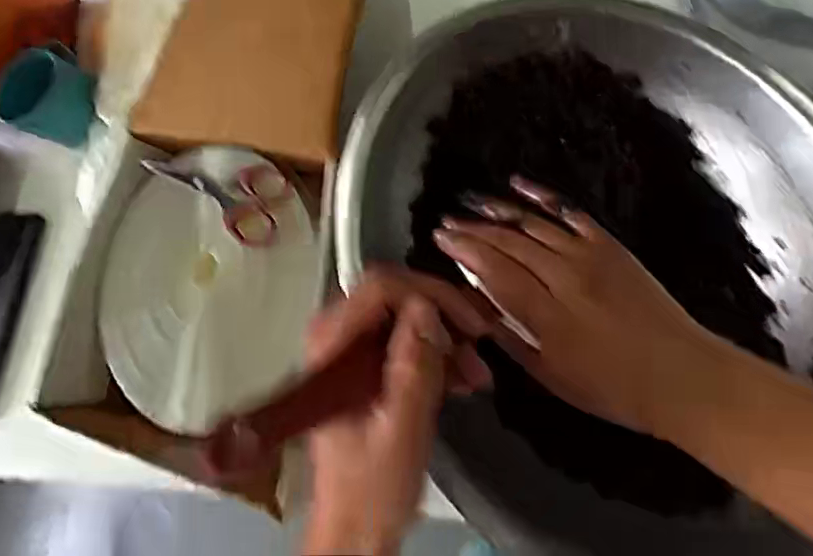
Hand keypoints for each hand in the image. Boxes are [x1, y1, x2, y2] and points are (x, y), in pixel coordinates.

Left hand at [300, 267, 495, 555]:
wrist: (353, 526)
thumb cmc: (371, 486)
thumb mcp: (402, 427)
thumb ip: (413, 365)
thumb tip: (427, 308)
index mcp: (332, 341)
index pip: (381, 286)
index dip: (430, 294)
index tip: (471, 322)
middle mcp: (332, 333)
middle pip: (391, 296)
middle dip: (441, 316)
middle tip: (480, 343)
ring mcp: (345, 347)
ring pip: (399, 317)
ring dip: (442, 338)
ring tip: (477, 373)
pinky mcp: (359, 364)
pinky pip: (398, 341)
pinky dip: (431, 354)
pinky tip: (461, 379)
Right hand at [431, 177, 734, 438]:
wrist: (688, 380)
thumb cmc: (613, 388)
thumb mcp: (551, 374)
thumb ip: (507, 336)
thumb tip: (472, 302)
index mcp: (547, 314)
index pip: (492, 269)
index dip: (462, 249)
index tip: (439, 237)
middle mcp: (564, 278)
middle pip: (506, 242)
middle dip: (471, 228)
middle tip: (445, 220)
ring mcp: (589, 257)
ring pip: (530, 223)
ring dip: (495, 210)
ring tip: (468, 202)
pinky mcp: (609, 246)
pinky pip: (568, 211)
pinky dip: (540, 195)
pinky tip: (516, 183)